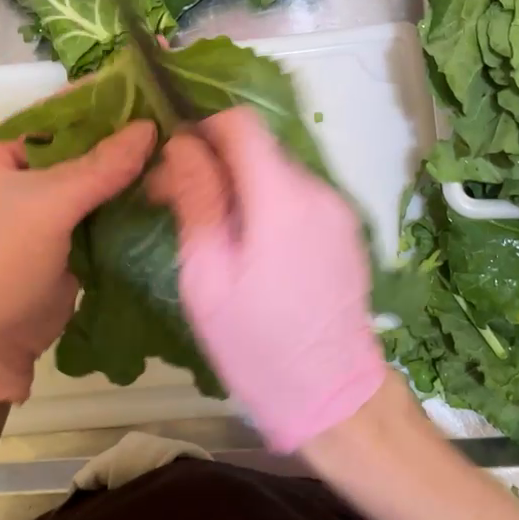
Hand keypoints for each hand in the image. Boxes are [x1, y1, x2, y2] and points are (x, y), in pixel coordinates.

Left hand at [0, 120, 156, 404]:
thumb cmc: (4, 263)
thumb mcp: (49, 207)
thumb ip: (101, 167)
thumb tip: (151, 127)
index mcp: (5, 147)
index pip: (62, 110)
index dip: (106, 101)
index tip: (155, 90)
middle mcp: (28, 167)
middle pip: (88, 140)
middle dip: (128, 135)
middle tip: (181, 121)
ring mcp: (54, 200)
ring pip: (103, 172)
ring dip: (136, 167)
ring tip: (184, 148)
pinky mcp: (75, 229)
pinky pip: (110, 203)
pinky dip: (135, 196)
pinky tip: (170, 183)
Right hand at [146, 108, 387, 451]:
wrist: (334, 396)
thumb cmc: (258, 346)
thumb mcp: (207, 279)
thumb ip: (197, 201)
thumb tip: (183, 144)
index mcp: (282, 198)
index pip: (240, 123)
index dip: (201, 130)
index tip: (172, 164)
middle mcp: (318, 191)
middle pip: (258, 147)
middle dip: (213, 162)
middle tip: (175, 203)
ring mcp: (339, 210)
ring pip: (276, 171)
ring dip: (239, 185)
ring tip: (211, 233)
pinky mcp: (346, 230)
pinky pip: (298, 197)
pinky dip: (267, 204)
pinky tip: (249, 248)